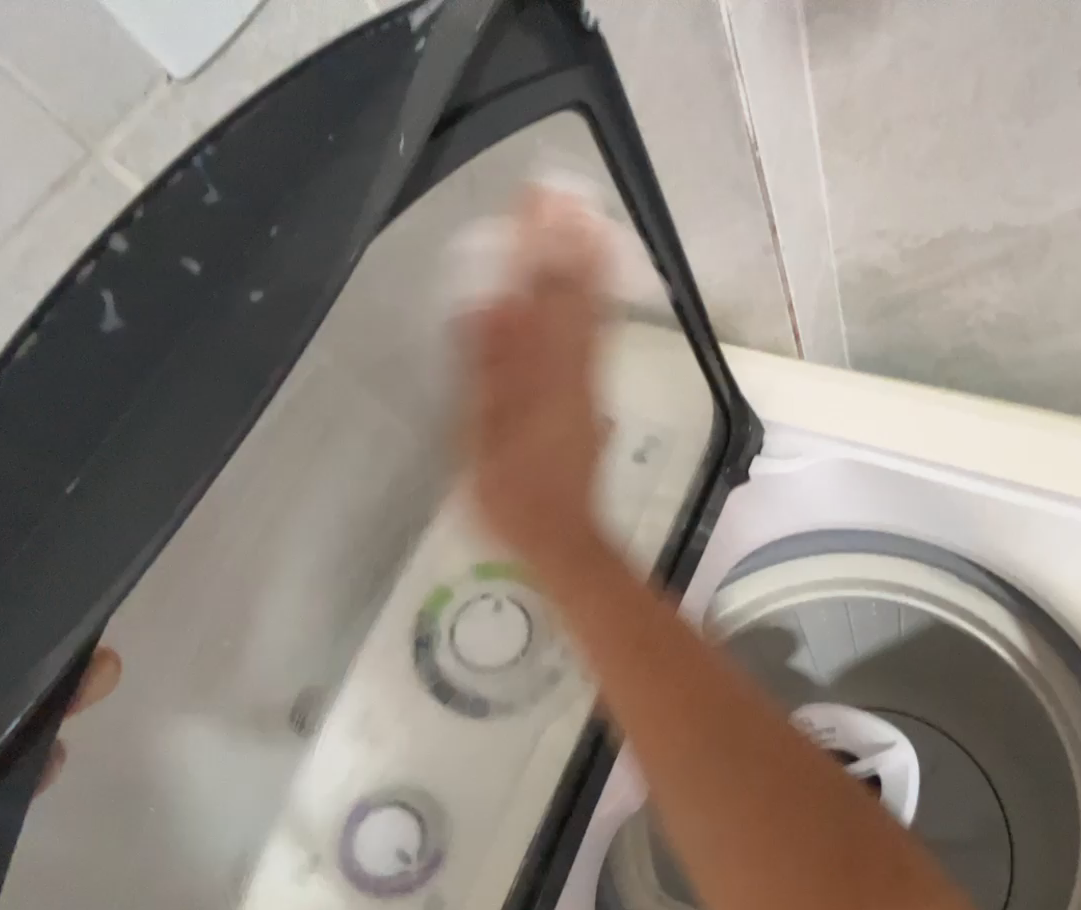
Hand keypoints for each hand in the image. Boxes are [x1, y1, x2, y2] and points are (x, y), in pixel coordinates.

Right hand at [460, 187, 613, 579]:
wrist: (564, 541)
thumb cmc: (513, 498)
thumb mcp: (482, 439)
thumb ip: (487, 373)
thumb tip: (490, 306)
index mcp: (542, 381)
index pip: (542, 303)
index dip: (541, 251)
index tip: (538, 202)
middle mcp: (574, 377)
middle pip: (575, 303)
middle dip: (570, 248)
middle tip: (566, 198)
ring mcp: (589, 390)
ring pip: (592, 321)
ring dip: (588, 272)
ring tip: (585, 226)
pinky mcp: (593, 405)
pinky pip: (597, 348)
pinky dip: (595, 312)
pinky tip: (592, 293)